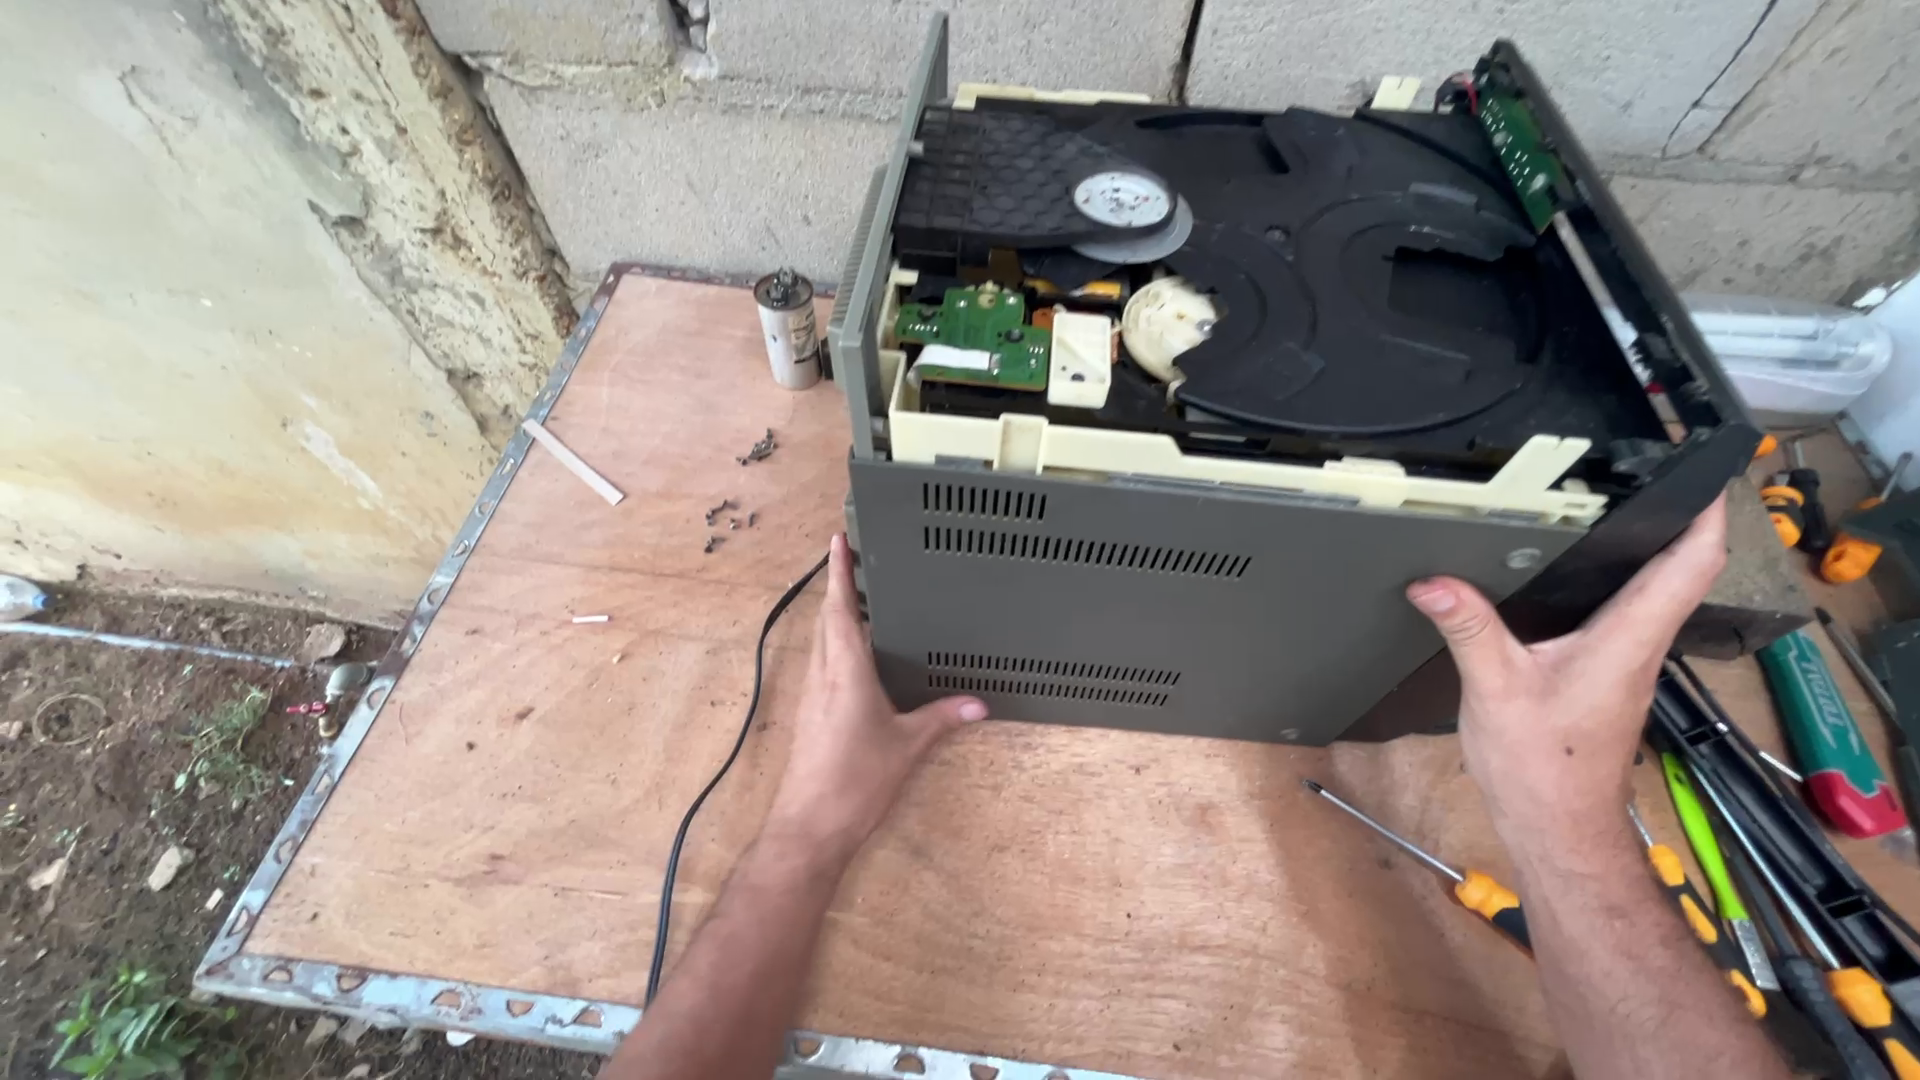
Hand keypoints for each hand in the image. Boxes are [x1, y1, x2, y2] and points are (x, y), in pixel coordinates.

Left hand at [764, 534, 987, 862]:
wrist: (809, 825)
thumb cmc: (857, 780)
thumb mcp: (908, 746)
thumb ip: (943, 718)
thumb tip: (980, 703)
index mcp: (845, 671)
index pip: (840, 609)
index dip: (839, 573)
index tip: (837, 540)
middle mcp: (822, 674)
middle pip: (826, 618)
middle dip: (838, 586)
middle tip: (857, 560)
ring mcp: (811, 694)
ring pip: (821, 640)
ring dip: (834, 613)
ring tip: (859, 596)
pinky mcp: (809, 712)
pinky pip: (822, 661)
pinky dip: (835, 641)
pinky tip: (854, 651)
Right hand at [1405, 496, 1727, 850]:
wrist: (1556, 822)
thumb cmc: (1542, 764)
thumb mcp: (1496, 689)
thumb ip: (1470, 628)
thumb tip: (1431, 581)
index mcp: (1626, 640)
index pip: (1686, 566)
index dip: (1699, 515)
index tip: (1693, 472)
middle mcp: (1635, 645)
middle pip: (1671, 570)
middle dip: (1663, 519)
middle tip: (1628, 474)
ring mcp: (1620, 662)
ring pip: (1642, 592)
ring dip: (1630, 550)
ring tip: (1591, 508)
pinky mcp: (1597, 674)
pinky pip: (1610, 615)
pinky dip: (1596, 583)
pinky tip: (1551, 577)